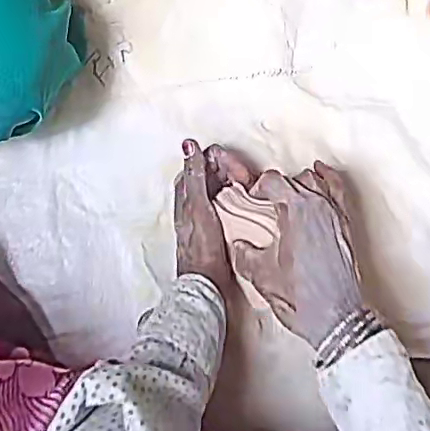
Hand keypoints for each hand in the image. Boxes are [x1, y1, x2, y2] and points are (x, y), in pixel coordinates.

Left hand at [174, 139, 239, 297]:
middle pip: (206, 179)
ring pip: (216, 192)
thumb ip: (195, 175)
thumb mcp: (198, 205)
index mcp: (184, 198)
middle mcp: (192, 208)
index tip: (224, 154)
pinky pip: (224, 206)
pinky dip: (233, 198)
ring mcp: (203, 220)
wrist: (207, 284)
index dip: (209, 159)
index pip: (195, 169)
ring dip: (229, 183)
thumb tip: (188, 146)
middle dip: (221, 169)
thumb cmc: (201, 247)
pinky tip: (243, 200)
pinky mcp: (215, 231)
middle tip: (239, 167)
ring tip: (244, 180)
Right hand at [229, 162, 364, 348]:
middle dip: (276, 187)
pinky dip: (328, 177)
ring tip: (289, 195)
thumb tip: (240, 247)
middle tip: (266, 203)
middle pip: (292, 179)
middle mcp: (317, 204)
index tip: (253, 199)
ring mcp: (334, 211)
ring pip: (314, 180)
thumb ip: (246, 256)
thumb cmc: (303, 298)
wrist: (337, 318)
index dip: (258, 187)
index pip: (272, 181)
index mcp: (295, 210)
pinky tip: (321, 174)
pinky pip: (338, 188)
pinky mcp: (346, 222)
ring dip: (300, 183)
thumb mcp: (263, 277)